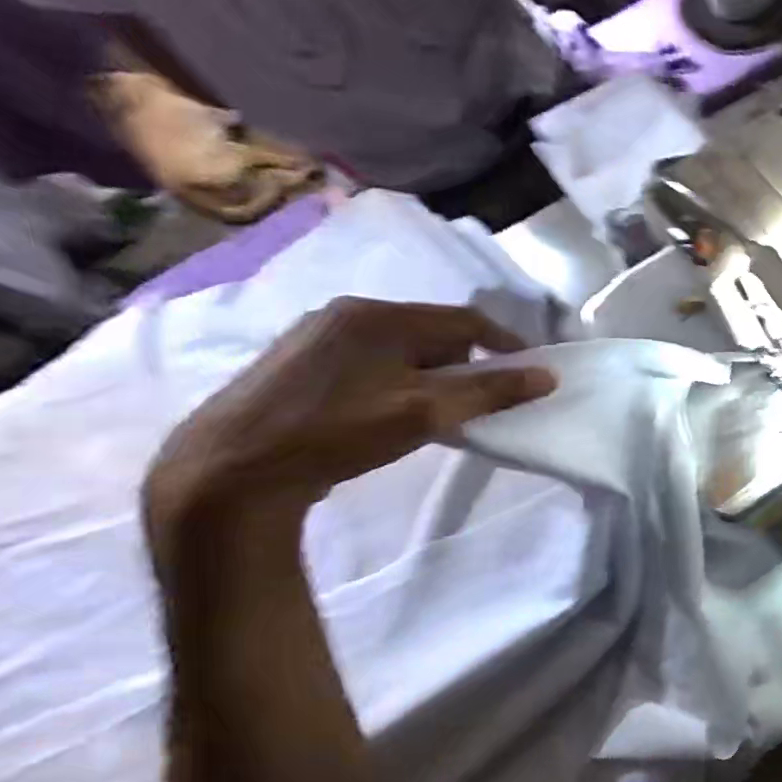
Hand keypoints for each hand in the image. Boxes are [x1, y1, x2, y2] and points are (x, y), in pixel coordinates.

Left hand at [145, 298, 556, 537]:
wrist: (233, 468)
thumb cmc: (341, 431)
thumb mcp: (428, 413)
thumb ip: (492, 391)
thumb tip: (547, 376)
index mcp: (379, 316)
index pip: (465, 320)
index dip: (506, 345)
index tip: (530, 374)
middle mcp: (346, 313)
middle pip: (433, 331)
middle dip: (467, 362)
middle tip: (482, 400)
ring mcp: (316, 335)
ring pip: (401, 346)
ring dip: (432, 373)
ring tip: (439, 411)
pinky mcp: (297, 361)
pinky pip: (371, 359)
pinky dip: (398, 379)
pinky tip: (391, 411)